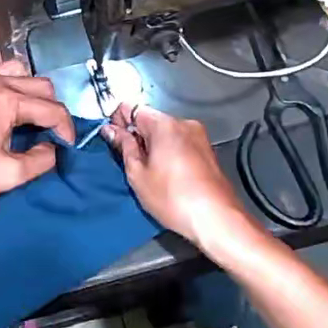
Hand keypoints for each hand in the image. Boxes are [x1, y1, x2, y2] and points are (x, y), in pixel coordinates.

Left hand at [0, 60, 75, 222]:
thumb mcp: (9, 175)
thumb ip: (41, 160)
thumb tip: (52, 149)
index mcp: (8, 100)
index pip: (53, 108)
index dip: (67, 129)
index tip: (69, 149)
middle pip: (40, 84)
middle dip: (53, 109)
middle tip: (52, 136)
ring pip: (18, 74)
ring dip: (33, 93)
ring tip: (32, 119)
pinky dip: (12, 89)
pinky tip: (7, 114)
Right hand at [102, 103, 262, 254]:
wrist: (216, 219)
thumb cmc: (175, 199)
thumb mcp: (138, 174)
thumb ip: (124, 147)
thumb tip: (112, 131)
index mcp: (165, 124)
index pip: (131, 107)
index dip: (117, 120)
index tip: (112, 138)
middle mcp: (184, 124)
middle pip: (150, 120)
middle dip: (136, 136)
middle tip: (128, 161)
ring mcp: (199, 137)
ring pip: (165, 133)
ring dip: (152, 146)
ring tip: (149, 173)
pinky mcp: (206, 151)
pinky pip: (179, 143)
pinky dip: (168, 153)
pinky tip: (166, 176)